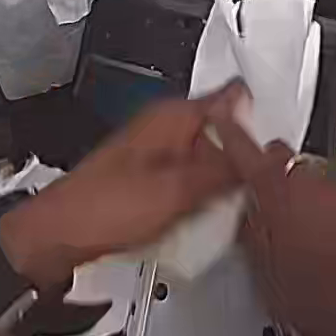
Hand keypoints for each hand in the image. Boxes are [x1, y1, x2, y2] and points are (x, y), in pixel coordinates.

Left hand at [0, 84, 244, 288]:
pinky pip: (192, 173)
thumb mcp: (177, 192)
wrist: (57, 239)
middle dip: (243, 153)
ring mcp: (158, 148)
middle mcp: (166, 125)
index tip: (277, 140)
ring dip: (225, 174)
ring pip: (209, 153)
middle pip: (224, 128)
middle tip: (259, 180)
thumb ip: (223, 169)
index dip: (261, 115)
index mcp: (173, 115)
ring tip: (236, 199)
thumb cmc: (100, 209)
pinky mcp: (152, 172)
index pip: (233, 96)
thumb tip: (256, 154)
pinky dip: (205, 188)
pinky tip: (207, 211)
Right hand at [216, 122, 335, 335]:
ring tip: (300, 235)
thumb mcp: (261, 268)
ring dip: (301, 194)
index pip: (248, 151)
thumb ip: (249, 224)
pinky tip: (327, 239)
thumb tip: (243, 206)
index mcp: (278, 196)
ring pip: (309, 177)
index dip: (232, 133)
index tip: (223, 119)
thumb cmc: (312, 304)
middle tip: (264, 203)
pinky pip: (335, 196)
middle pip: (282, 158)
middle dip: (271, 172)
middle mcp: (311, 185)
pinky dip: (327, 209)